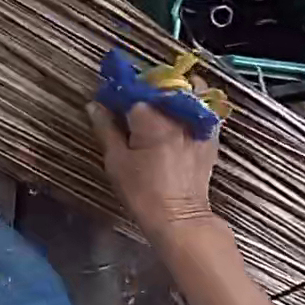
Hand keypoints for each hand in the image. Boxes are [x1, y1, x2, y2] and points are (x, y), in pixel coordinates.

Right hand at [87, 100, 222, 235]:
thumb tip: (94, 105)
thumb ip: (106, 128)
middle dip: (143, 88)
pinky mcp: (210, 134)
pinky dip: (189, 102)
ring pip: (185, 90)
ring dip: (168, 91)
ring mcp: (199, 123)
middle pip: (159, 86)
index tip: (106, 98)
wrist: (179, 218)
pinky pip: (202, 106)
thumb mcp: (116, 161)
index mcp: (152, 120)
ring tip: (154, 104)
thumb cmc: (142, 192)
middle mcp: (179, 115)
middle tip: (127, 103)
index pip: (132, 91)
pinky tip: (175, 113)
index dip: (117, 92)